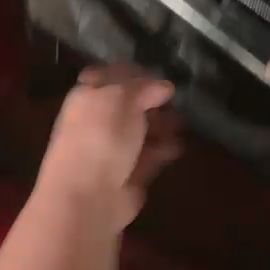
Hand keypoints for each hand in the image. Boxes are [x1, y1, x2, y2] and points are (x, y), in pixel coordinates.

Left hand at [35, 65, 181, 229]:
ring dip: (161, 125)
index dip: (132, 73)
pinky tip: (178, 145)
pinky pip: (148, 157)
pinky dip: (163, 150)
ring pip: (140, 132)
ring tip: (182, 122)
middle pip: (127, 106)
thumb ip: (143, 88)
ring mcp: (111, 150)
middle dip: (152, 102)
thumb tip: (163, 86)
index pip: (108, 78)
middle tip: (176, 100)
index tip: (158, 73)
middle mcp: (96, 122)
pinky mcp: (127, 175)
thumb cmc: (100, 138)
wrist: (88, 196)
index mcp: (87, 98)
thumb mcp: (121, 99)